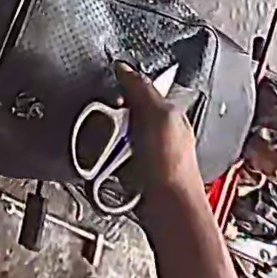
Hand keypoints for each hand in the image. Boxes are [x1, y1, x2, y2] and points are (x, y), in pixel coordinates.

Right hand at [115, 62, 203, 200]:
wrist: (168, 209)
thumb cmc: (173, 166)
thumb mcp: (158, 116)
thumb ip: (142, 89)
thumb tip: (124, 68)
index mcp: (170, 113)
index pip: (142, 86)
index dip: (125, 85)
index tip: (113, 90)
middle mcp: (158, 130)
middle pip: (124, 109)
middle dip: (113, 112)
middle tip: (112, 120)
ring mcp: (144, 151)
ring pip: (114, 131)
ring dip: (107, 135)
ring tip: (110, 144)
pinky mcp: (130, 169)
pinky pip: (108, 153)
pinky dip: (103, 154)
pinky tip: (107, 159)